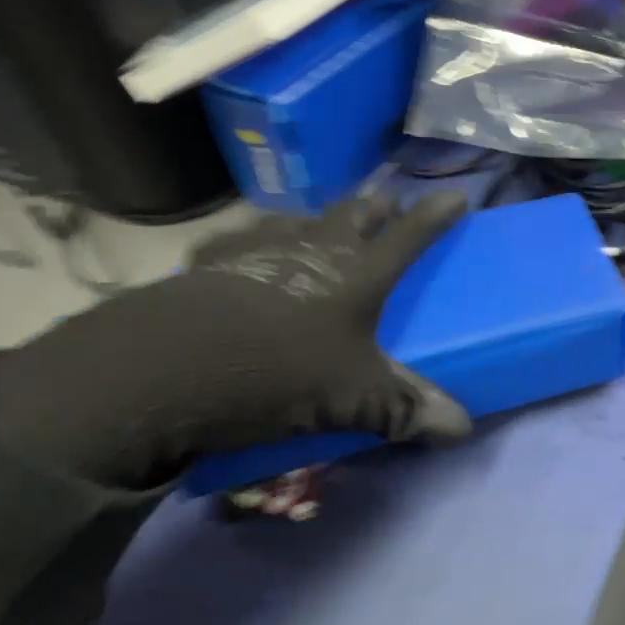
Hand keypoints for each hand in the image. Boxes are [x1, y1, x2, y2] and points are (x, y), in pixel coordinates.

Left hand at [0, 191, 471, 488]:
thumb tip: (463, 428)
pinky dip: (258, 244)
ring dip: (320, 221)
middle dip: (378, 208)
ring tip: (321, 235)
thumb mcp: (350, 400)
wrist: (161, 369)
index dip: (436, 214)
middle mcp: (316, 247)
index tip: (455, 196)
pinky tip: (250, 261)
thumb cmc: (276, 375)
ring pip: (302, 217)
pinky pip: (244, 239)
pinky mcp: (210, 260)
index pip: (411, 234)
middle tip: (387, 214)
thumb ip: (405, 410)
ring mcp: (260, 247)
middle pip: (356, 210)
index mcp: (360, 273)